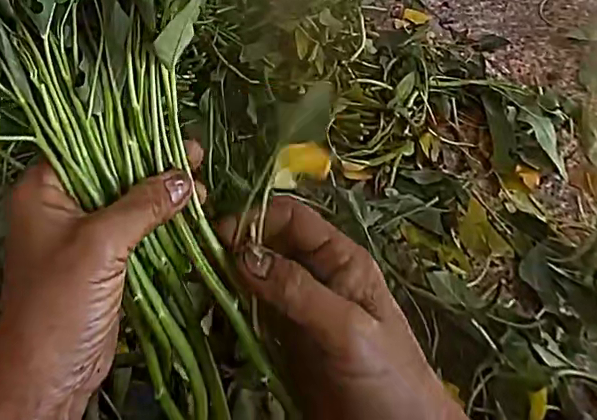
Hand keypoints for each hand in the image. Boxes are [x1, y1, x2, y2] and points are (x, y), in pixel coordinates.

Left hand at [0, 149, 200, 419]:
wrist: (46, 384)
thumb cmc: (57, 307)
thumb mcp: (98, 246)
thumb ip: (141, 205)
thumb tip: (183, 177)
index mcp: (44, 187)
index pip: (89, 142)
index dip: (130, 133)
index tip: (169, 127)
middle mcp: (62, 202)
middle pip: (114, 168)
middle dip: (155, 162)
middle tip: (195, 152)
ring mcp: (83, 231)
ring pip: (128, 197)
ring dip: (163, 191)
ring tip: (200, 183)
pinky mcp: (102, 257)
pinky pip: (134, 226)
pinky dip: (161, 218)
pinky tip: (189, 210)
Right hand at [222, 197, 463, 419]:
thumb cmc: (391, 379)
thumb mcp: (348, 329)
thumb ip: (299, 290)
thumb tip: (245, 254)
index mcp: (339, 258)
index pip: (291, 218)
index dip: (256, 218)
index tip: (221, 234)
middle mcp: (316, 275)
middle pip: (268, 244)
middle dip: (236, 248)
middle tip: (204, 263)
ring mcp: (299, 309)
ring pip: (254, 280)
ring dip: (229, 282)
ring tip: (205, 292)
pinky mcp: (286, 343)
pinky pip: (252, 317)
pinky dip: (232, 315)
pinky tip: (217, 320)